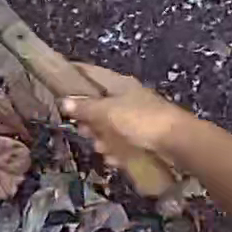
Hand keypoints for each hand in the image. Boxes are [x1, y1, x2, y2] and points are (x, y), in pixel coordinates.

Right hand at [61, 63, 198, 163]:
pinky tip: (116, 158)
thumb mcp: (108, 112)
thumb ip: (85, 107)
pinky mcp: (142, 135)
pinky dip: (117, 149)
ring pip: (107, 125)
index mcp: (117, 83)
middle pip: (96, 104)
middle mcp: (125, 96)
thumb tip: (63, 101)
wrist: (178, 142)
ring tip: (102, 147)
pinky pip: (121, 141)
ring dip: (102, 138)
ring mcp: (135, 116)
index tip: (54, 81)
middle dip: (88, 119)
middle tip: (83, 130)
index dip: (72, 74)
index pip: (90, 72)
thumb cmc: (141, 120)